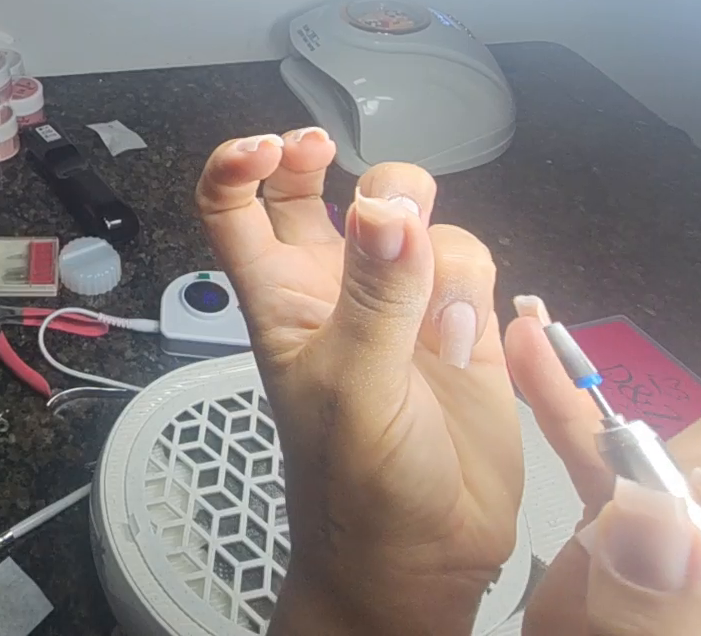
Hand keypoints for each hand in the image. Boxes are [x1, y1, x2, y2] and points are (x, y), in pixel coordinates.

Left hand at [197, 130, 522, 635]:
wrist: (424, 553)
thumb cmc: (356, 477)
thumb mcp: (352, 386)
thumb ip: (372, 297)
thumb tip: (386, 206)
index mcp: (275, 291)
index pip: (231, 208)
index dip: (236, 167)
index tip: (269, 146)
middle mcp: (327, 279)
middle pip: (310, 187)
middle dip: (325, 163)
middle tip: (346, 165)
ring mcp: (393, 294)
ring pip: (405, 215)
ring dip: (422, 232)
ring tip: (433, 308)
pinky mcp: (456, 316)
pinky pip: (465, 257)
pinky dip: (470, 279)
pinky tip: (465, 336)